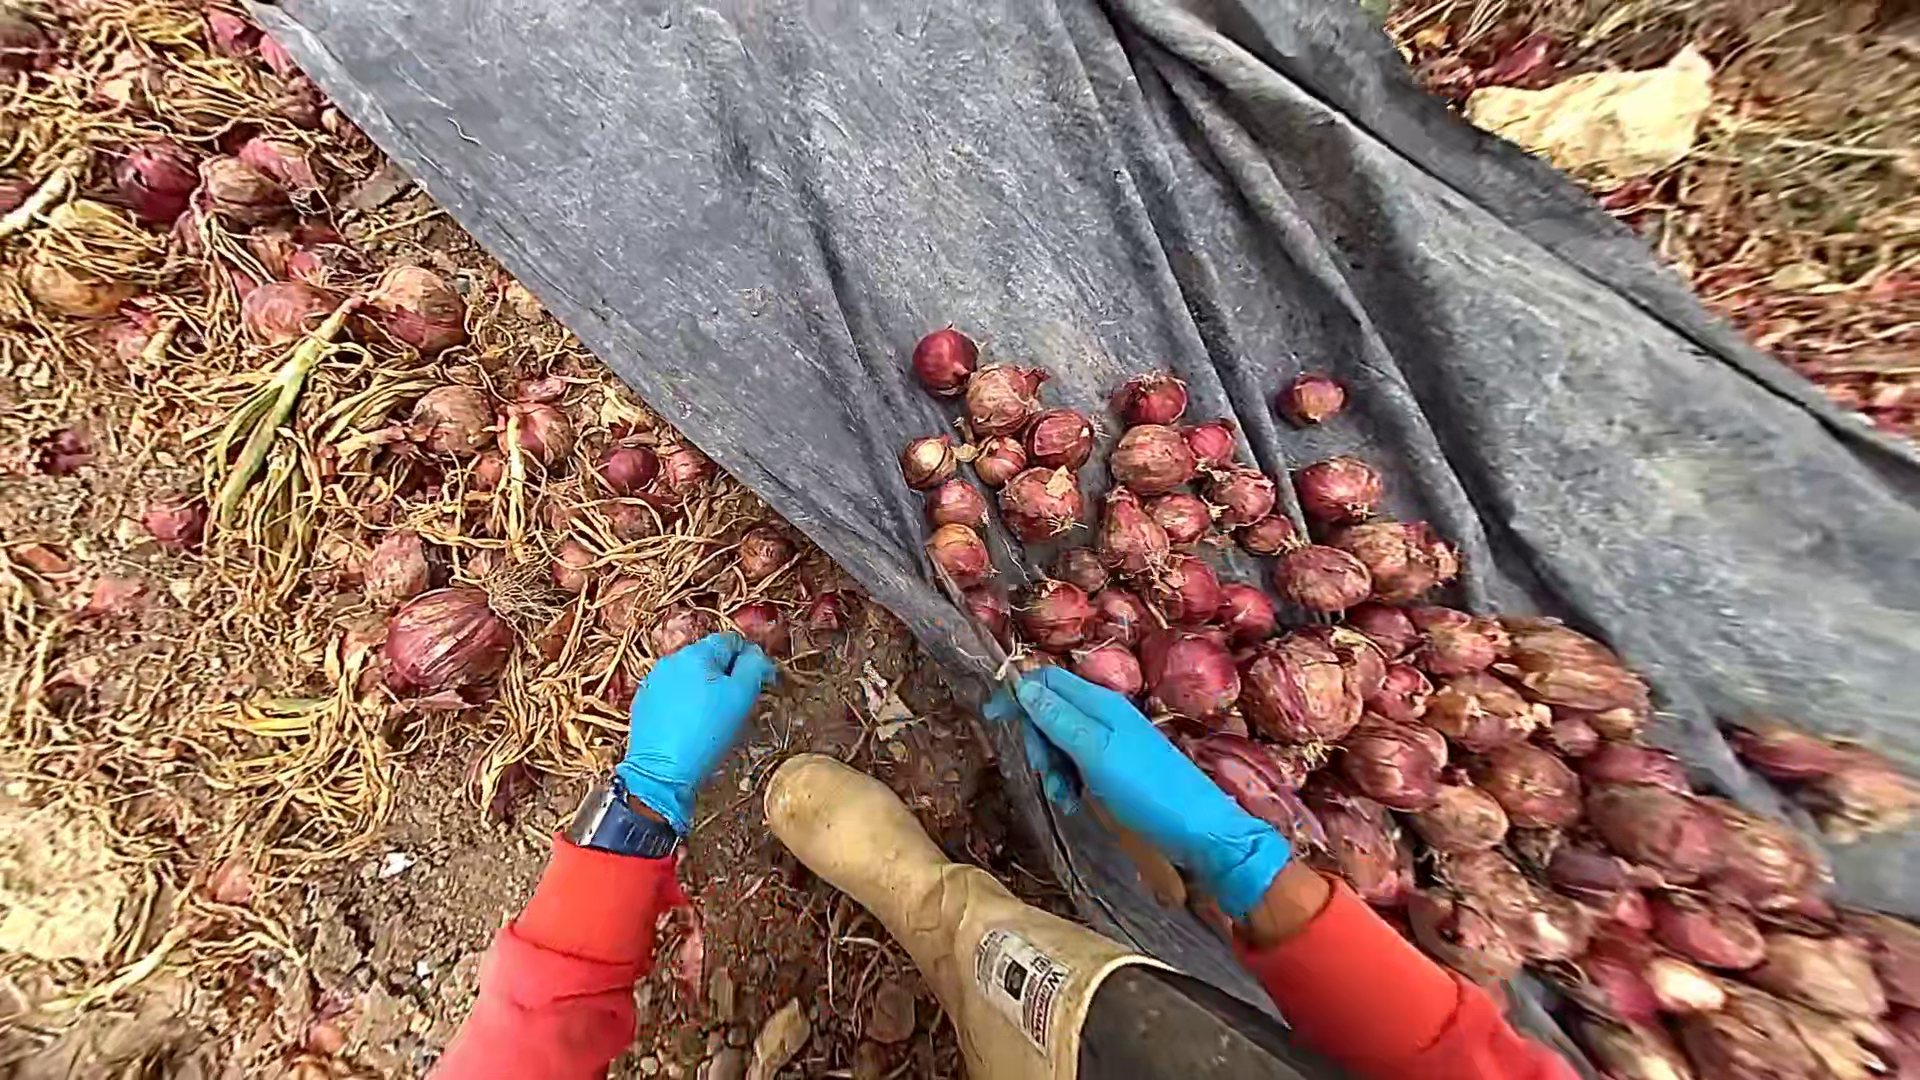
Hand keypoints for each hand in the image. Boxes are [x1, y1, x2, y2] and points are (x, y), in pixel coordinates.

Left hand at [615, 633, 775, 833]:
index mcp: (696, 653)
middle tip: (735, 704)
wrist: (660, 774)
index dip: (749, 660)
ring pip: (693, 675)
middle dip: (727, 675)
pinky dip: (686, 702)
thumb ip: (755, 665)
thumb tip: (756, 654)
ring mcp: (653, 681)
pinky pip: (674, 693)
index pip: (732, 640)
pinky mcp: (643, 703)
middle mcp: (671, 660)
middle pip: (711, 657)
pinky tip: (691, 724)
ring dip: (707, 688)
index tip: (753, 685)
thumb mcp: (742, 696)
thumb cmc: (707, 732)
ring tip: (712, 717)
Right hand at [995, 667, 1290, 917]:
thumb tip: (1022, 685)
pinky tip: (1072, 800)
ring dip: (1049, 763)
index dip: (1018, 693)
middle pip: (1050, 708)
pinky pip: (1075, 760)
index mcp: (1099, 702)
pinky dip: (1066, 777)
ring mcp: (1109, 740)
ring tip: (1060, 794)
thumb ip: (1057, 718)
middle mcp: (1102, 714)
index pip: (1047, 679)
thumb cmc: (1148, 790)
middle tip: (1040, 769)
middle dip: (1035, 737)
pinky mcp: (1113, 764)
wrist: (1202, 833)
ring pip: (1059, 737)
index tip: (993, 717)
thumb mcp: (1095, 753)